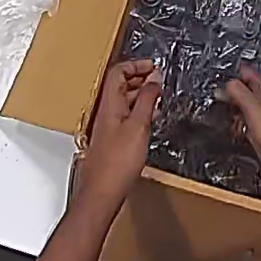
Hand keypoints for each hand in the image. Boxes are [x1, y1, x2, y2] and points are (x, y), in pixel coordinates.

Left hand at [76, 59, 161, 210]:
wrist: (101, 195)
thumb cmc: (117, 163)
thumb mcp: (139, 125)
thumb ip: (147, 99)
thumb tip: (154, 78)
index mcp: (110, 104)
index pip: (118, 71)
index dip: (136, 65)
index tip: (154, 67)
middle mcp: (106, 112)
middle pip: (121, 84)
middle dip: (141, 77)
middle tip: (159, 80)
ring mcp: (108, 126)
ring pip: (124, 100)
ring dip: (141, 94)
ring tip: (159, 98)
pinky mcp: (112, 140)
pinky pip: (126, 115)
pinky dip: (139, 111)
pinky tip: (150, 119)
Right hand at [222, 65, 260, 178]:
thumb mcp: (253, 107)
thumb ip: (240, 93)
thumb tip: (229, 83)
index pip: (252, 75)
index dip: (241, 71)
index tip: (231, 69)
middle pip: (249, 90)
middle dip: (236, 88)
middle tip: (223, 87)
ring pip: (247, 106)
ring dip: (236, 104)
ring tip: (225, 102)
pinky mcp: (260, 133)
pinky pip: (247, 122)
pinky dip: (238, 120)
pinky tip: (233, 122)